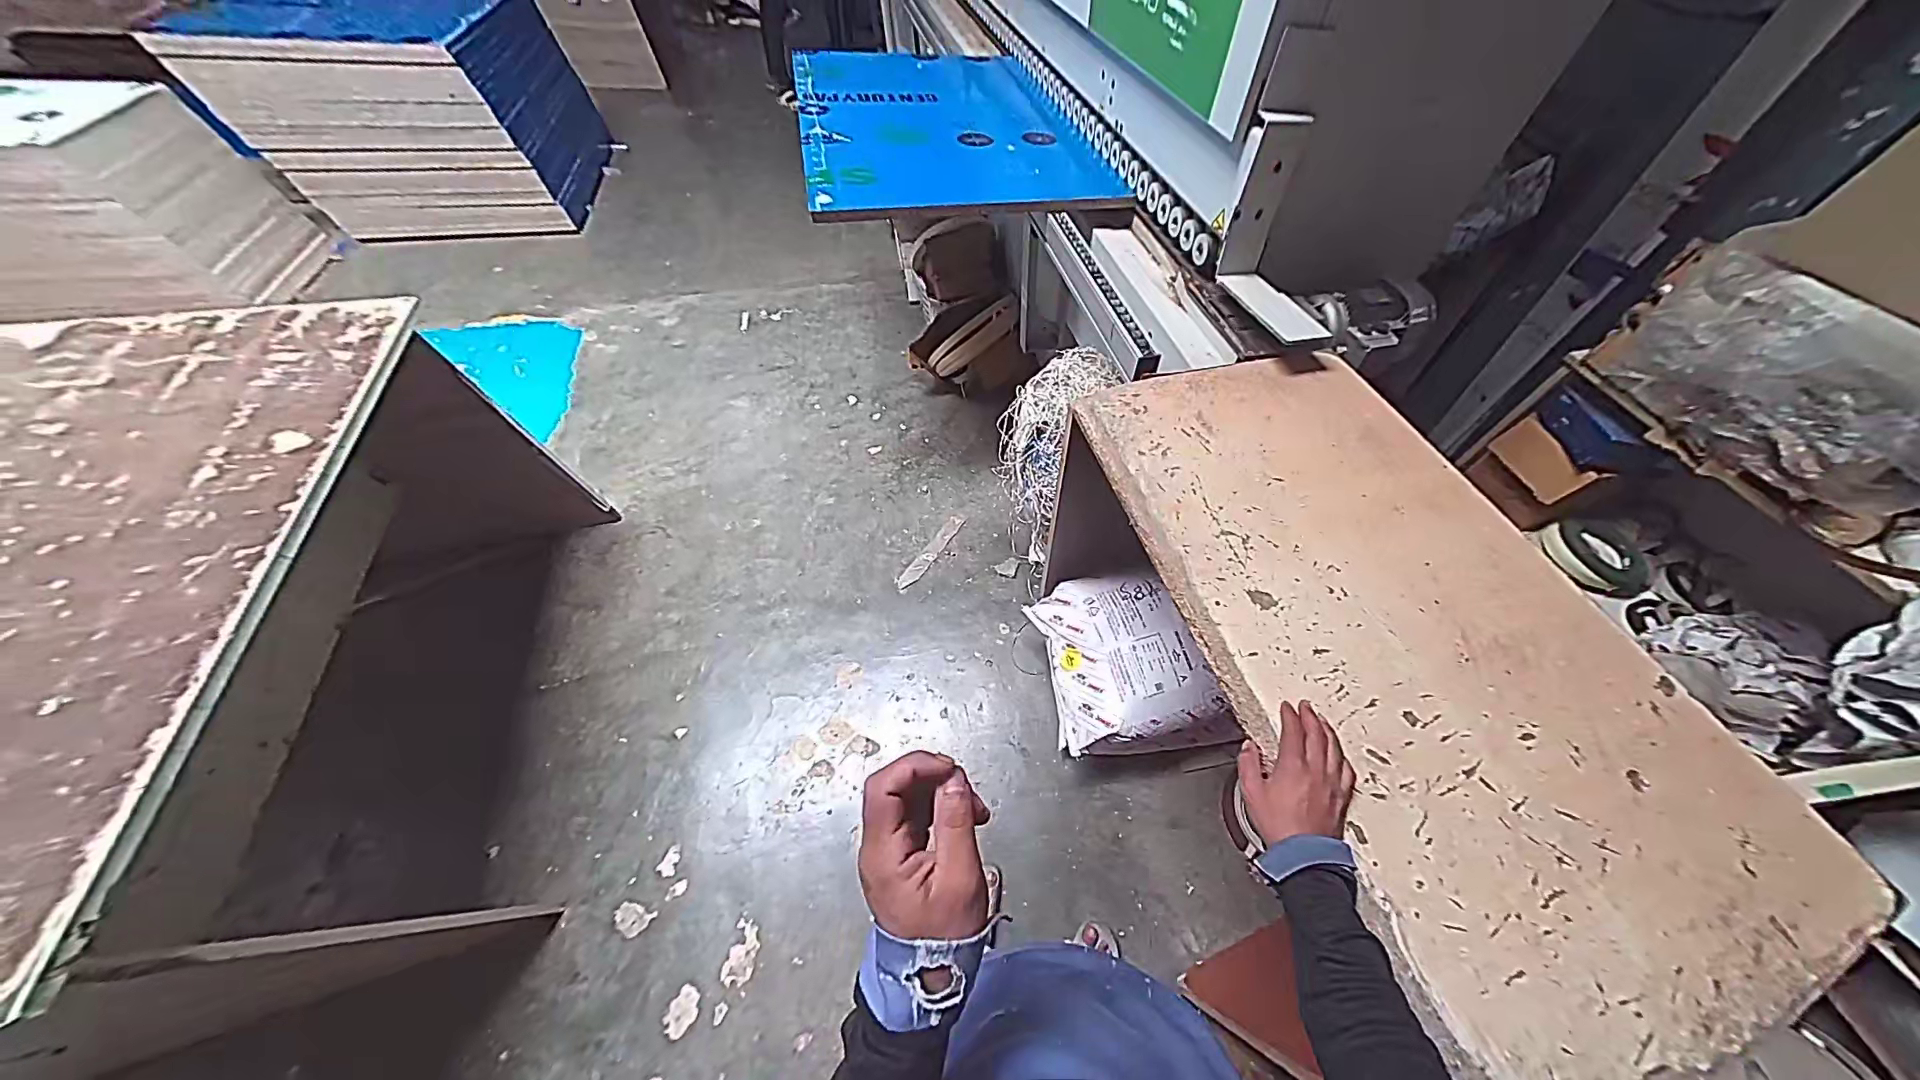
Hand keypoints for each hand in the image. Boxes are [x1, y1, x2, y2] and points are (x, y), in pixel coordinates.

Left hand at [858, 751, 991, 941]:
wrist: (934, 973)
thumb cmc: (943, 937)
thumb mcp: (959, 879)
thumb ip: (955, 824)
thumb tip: (954, 781)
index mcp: (881, 853)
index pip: (882, 788)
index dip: (913, 767)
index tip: (946, 768)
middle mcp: (878, 846)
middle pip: (895, 787)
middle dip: (933, 777)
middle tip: (964, 785)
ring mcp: (889, 847)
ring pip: (909, 797)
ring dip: (942, 791)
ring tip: (972, 806)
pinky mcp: (903, 850)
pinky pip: (919, 812)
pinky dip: (943, 806)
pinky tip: (965, 816)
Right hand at [1237, 700, 1355, 844]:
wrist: (1305, 855)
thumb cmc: (1279, 826)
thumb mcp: (1251, 792)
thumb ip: (1248, 765)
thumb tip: (1250, 748)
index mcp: (1293, 766)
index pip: (1294, 731)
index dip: (1290, 716)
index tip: (1287, 708)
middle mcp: (1316, 771)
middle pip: (1317, 735)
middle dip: (1310, 717)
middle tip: (1305, 708)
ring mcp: (1332, 784)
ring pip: (1334, 749)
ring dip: (1327, 732)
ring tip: (1322, 723)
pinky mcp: (1341, 797)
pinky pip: (1346, 770)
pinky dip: (1341, 756)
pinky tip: (1339, 755)